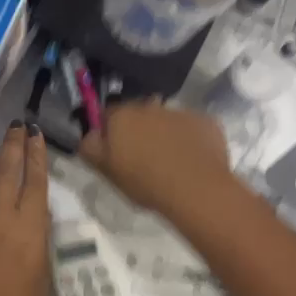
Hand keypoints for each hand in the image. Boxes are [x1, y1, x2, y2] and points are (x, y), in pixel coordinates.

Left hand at [0, 123, 50, 295]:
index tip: (35, 134)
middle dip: (12, 145)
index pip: (34, 179)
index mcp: (28, 226)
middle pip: (6, 169)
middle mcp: (0, 216)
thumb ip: (36, 236)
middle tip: (16, 127)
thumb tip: (32, 216)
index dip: (35, 154)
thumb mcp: (40, 269)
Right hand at [78, 102, 237, 221]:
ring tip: (168, 161)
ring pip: (165, 120)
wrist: (196, 189)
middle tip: (140, 157)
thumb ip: (90, 148)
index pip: (106, 114)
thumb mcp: (106, 171)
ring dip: (163, 133)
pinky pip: (191, 128)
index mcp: (122, 116)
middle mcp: (150, 106)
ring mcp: (181, 112)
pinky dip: (189, 139)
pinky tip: (191, 160)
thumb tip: (89, 134)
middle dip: (137, 129)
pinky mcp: (206, 121)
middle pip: (138, 114)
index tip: (112, 149)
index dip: (108, 130)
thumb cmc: (144, 181)